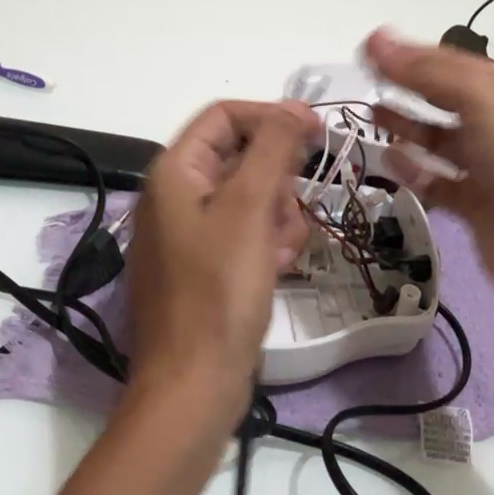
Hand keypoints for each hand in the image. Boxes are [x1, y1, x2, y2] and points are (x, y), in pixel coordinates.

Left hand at [126, 100, 318, 423]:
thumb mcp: (250, 208)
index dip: (272, 115)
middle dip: (277, 180)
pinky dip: (267, 243)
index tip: (318, 132)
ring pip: (251, 197)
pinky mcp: (205, 267)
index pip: (226, 115)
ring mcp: (189, 233)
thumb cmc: (219, 289)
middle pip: (241, 156)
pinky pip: (246, 233)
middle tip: (290, 209)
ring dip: (278, 216)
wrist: (194, 386)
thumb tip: (292, 108)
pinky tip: (277, 269)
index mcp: (175, 171)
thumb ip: (272, 148)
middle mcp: (176, 195)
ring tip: (281, 250)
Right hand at [365, 28, 493, 292]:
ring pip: (440, 139)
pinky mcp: (477, 203)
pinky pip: (439, 180)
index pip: (455, 62)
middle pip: (446, 98)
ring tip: (372, 115)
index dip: (412, 54)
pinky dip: (415, 169)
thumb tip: (376, 38)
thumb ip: (426, 71)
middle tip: (366, 78)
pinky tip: (389, 158)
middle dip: (409, 87)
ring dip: (408, 126)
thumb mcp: (481, 99)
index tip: (369, 50)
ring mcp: (491, 165)